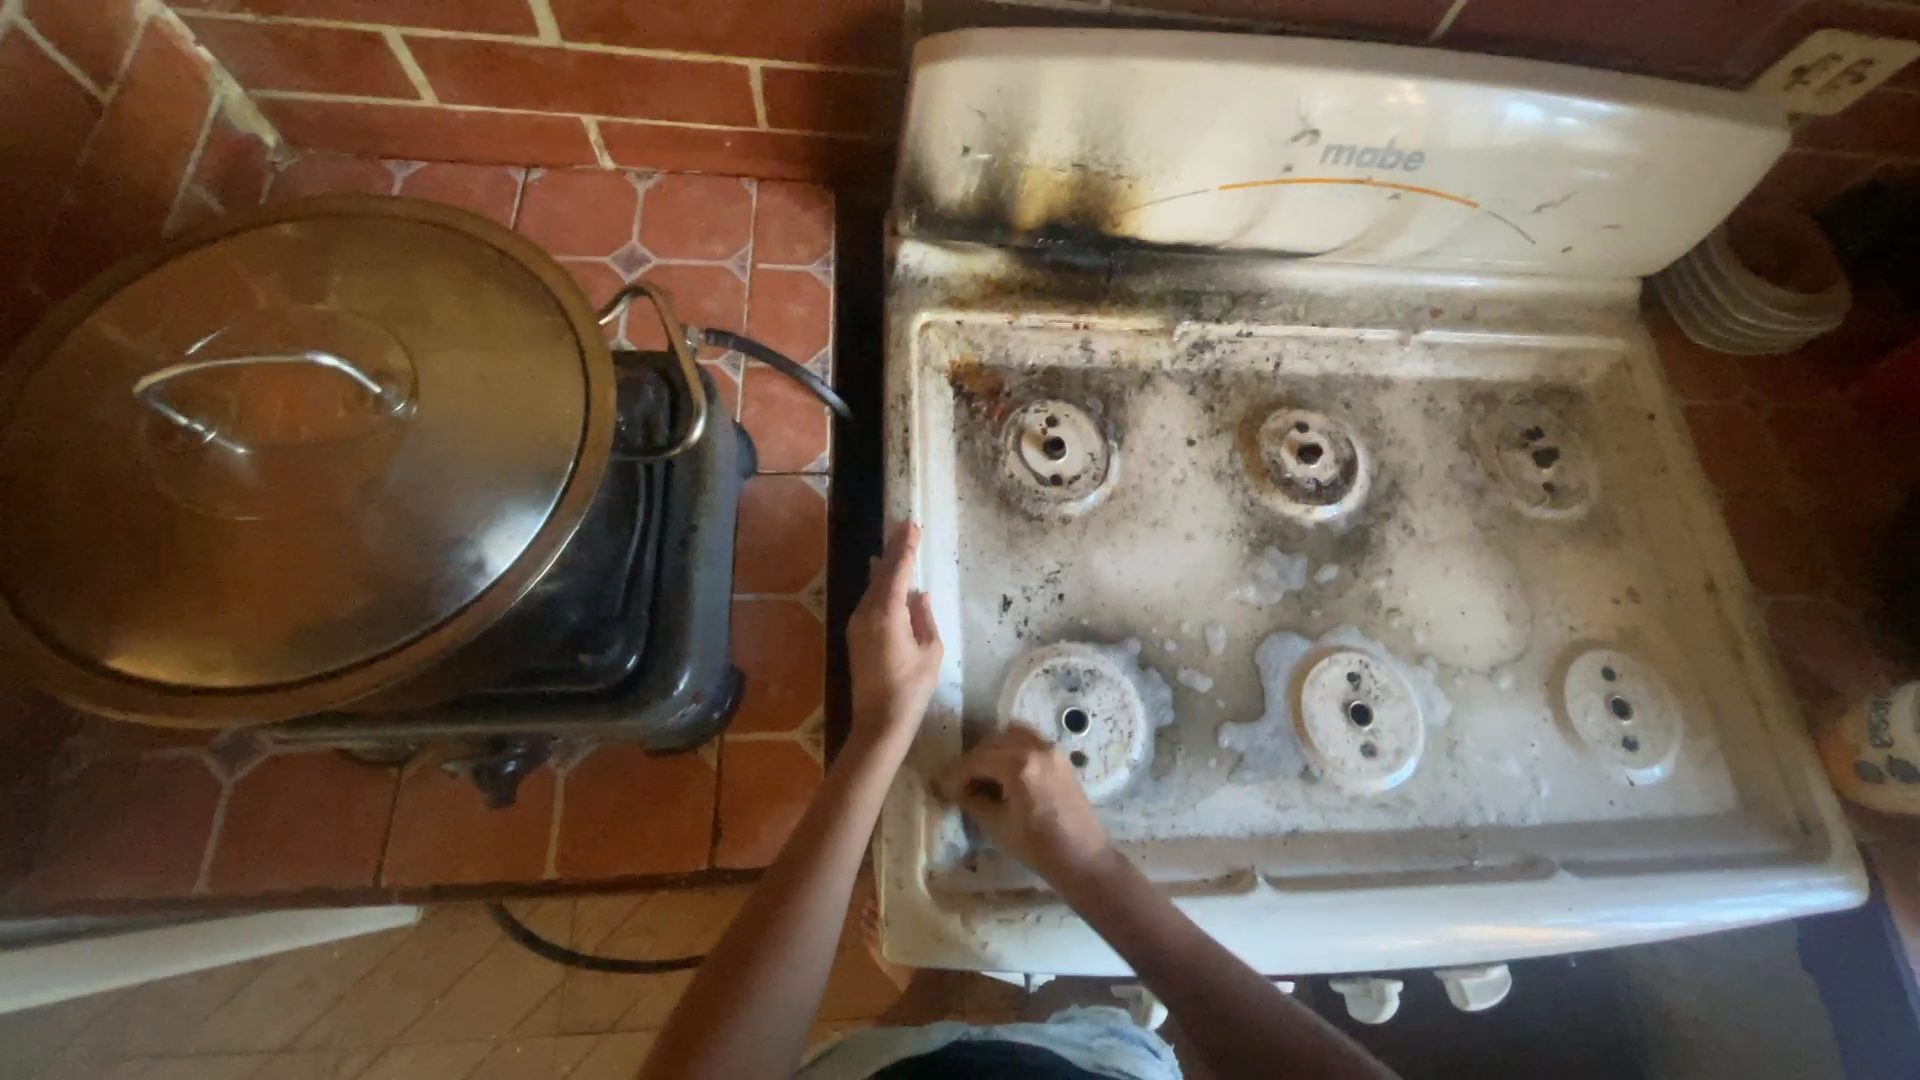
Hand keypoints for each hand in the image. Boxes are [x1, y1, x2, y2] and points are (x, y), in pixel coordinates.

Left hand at [847, 521, 942, 749]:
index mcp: (887, 614)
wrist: (879, 721)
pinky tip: (884, 575)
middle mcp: (866, 613)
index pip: (897, 572)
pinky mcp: (855, 635)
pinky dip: (880, 584)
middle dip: (893, 549)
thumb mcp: (930, 651)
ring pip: (873, 586)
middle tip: (904, 525)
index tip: (912, 527)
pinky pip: (869, 600)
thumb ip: (924, 617)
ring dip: (886, 565)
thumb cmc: (912, 688)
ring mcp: (857, 623)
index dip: (905, 548)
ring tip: (897, 543)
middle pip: (881, 573)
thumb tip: (918, 595)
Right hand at [933, 727, 1114, 886]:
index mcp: (1019, 765)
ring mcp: (1052, 749)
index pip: (976, 761)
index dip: (954, 774)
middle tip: (958, 783)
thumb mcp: (997, 826)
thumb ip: (973, 800)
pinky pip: (1030, 741)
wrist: (1083, 859)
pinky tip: (1005, 772)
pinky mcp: (1061, 757)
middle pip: (992, 743)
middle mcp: (1036, 748)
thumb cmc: (1038, 848)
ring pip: (1011, 735)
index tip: (939, 785)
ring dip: (993, 751)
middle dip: (972, 761)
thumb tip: (956, 790)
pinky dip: (1013, 748)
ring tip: (982, 775)